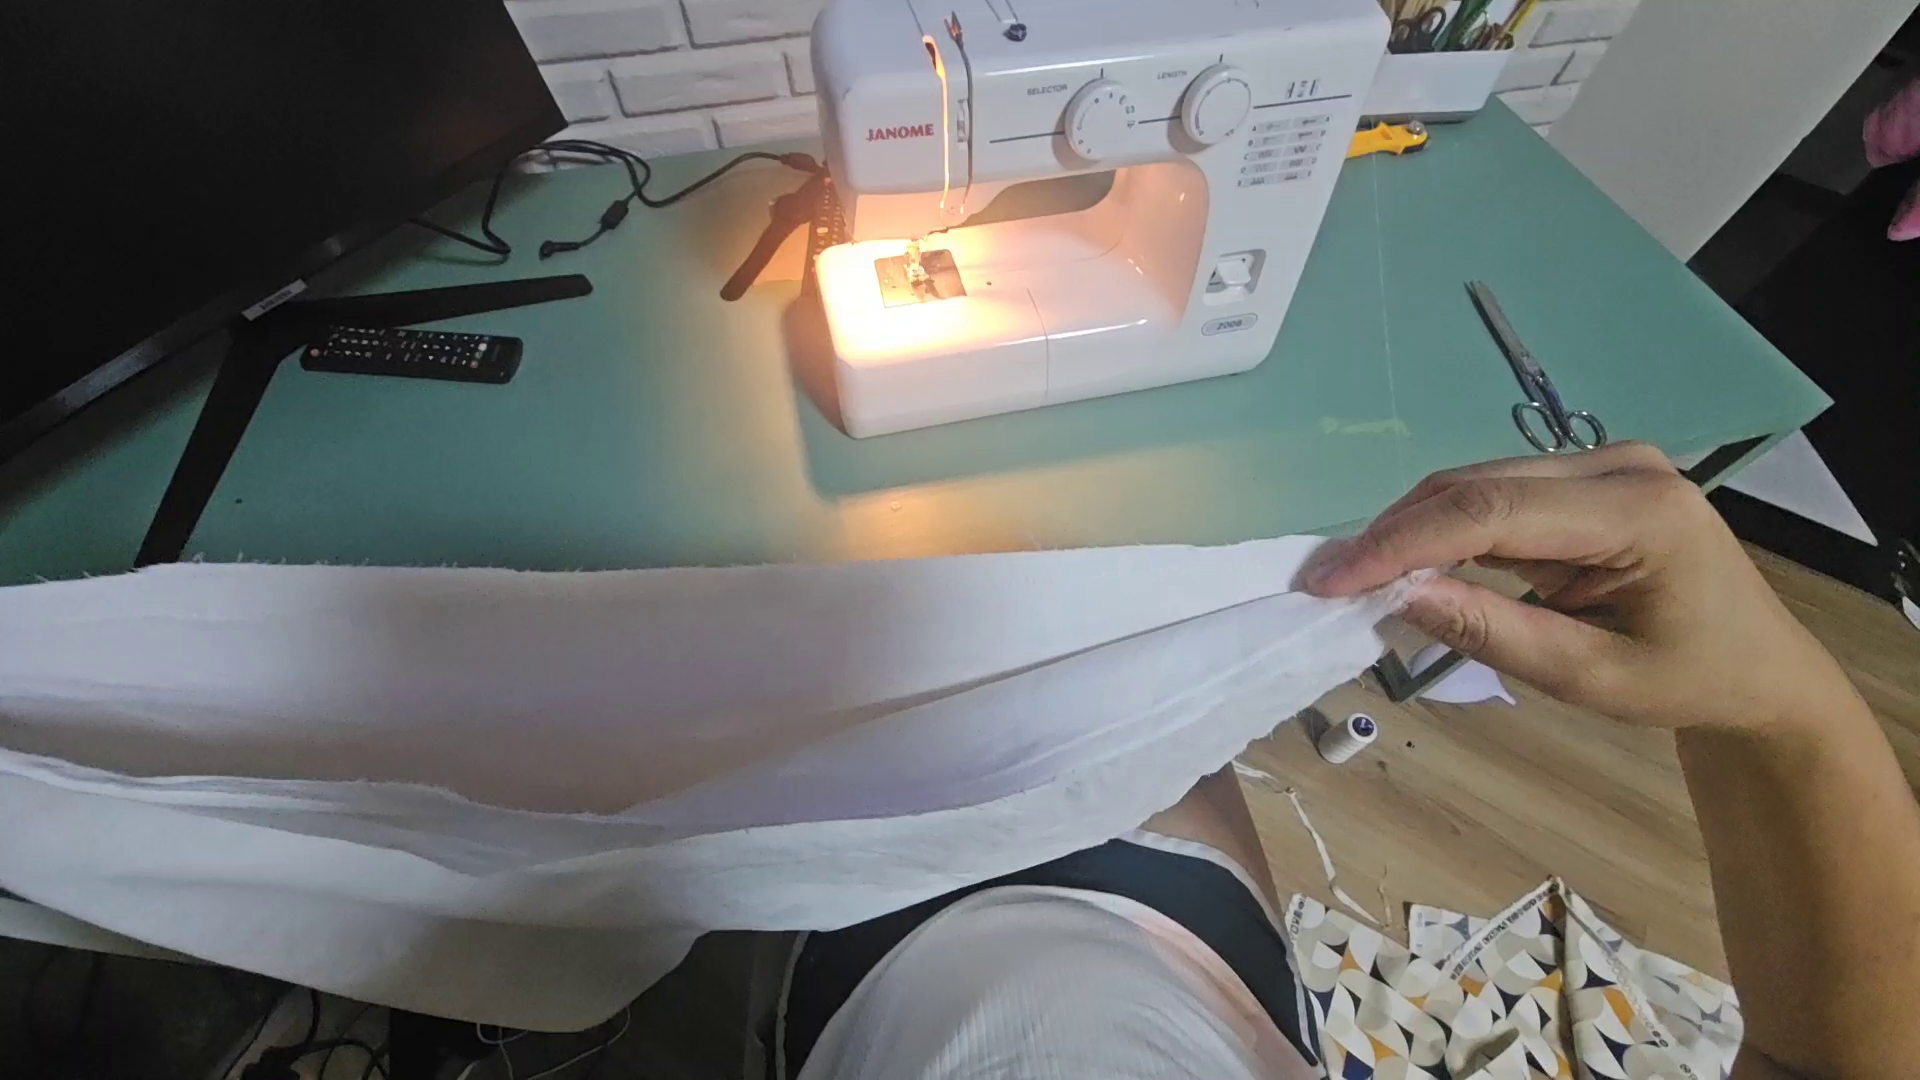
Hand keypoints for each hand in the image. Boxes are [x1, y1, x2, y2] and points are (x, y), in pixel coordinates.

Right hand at [1302, 442, 1858, 731]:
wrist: (1760, 671)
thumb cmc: (1685, 680)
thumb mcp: (1585, 674)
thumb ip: (1489, 630)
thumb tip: (1395, 594)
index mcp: (1641, 511)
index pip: (1489, 511)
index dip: (1399, 543)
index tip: (1330, 579)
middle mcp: (1618, 466)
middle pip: (1471, 487)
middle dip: (1391, 534)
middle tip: (1329, 579)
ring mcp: (1598, 465)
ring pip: (1468, 483)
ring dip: (1406, 529)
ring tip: (1357, 574)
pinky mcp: (1577, 479)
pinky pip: (1484, 493)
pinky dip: (1435, 528)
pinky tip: (1404, 561)